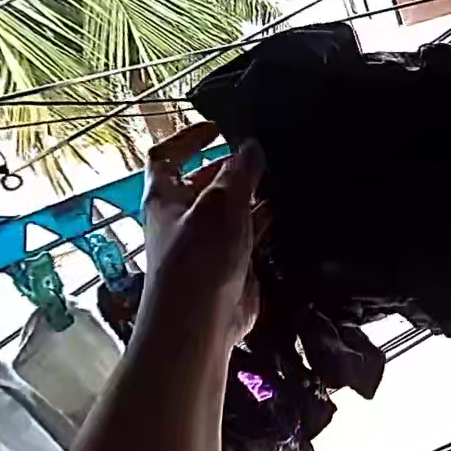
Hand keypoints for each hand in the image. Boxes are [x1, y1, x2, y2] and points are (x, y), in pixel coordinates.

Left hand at [140, 122, 266, 349]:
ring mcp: (208, 241)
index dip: (187, 139)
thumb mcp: (220, 203)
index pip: (166, 157)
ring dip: (251, 194)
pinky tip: (284, 210)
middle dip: (230, 167)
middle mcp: (183, 217)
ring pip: (231, 207)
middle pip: (205, 181)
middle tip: (263, 152)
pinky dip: (264, 220)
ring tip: (280, 175)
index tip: (217, 127)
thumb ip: (239, 172)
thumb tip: (251, 146)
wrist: (200, 323)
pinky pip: (249, 233)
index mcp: (165, 197)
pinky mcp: (231, 263)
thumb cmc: (199, 257)